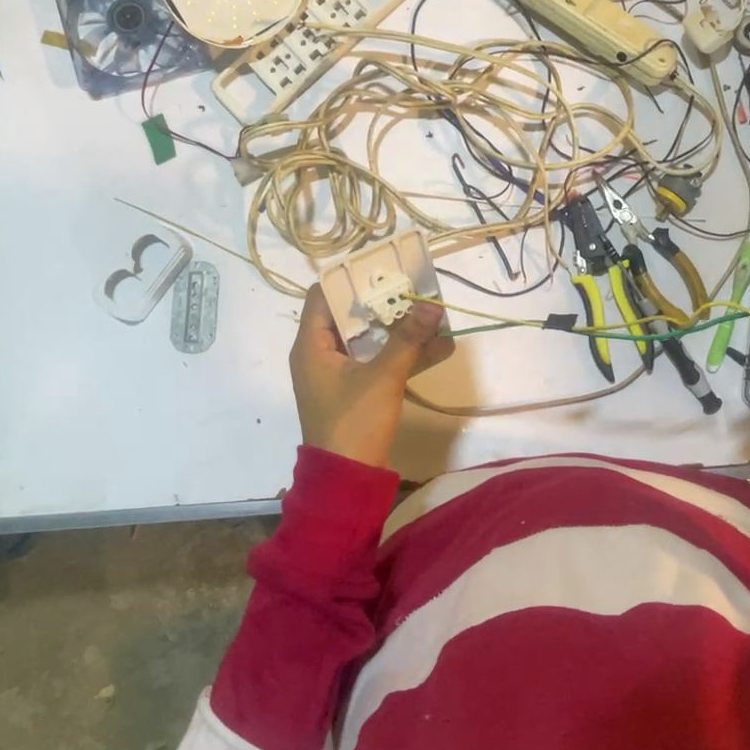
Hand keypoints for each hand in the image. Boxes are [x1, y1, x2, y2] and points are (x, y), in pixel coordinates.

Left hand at [288, 285, 454, 468]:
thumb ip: (408, 339)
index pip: (324, 294)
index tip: (383, 266)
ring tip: (432, 312)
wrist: (346, 482)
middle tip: (414, 284)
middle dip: (384, 301)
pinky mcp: (355, 392)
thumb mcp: (383, 377)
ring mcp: (338, 375)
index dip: (351, 277)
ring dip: (399, 327)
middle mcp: (319, 354)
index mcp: (311, 345)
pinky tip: (437, 347)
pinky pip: (378, 361)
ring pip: (369, 338)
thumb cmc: (353, 423)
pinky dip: (401, 353)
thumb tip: (432, 305)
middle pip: (351, 314)